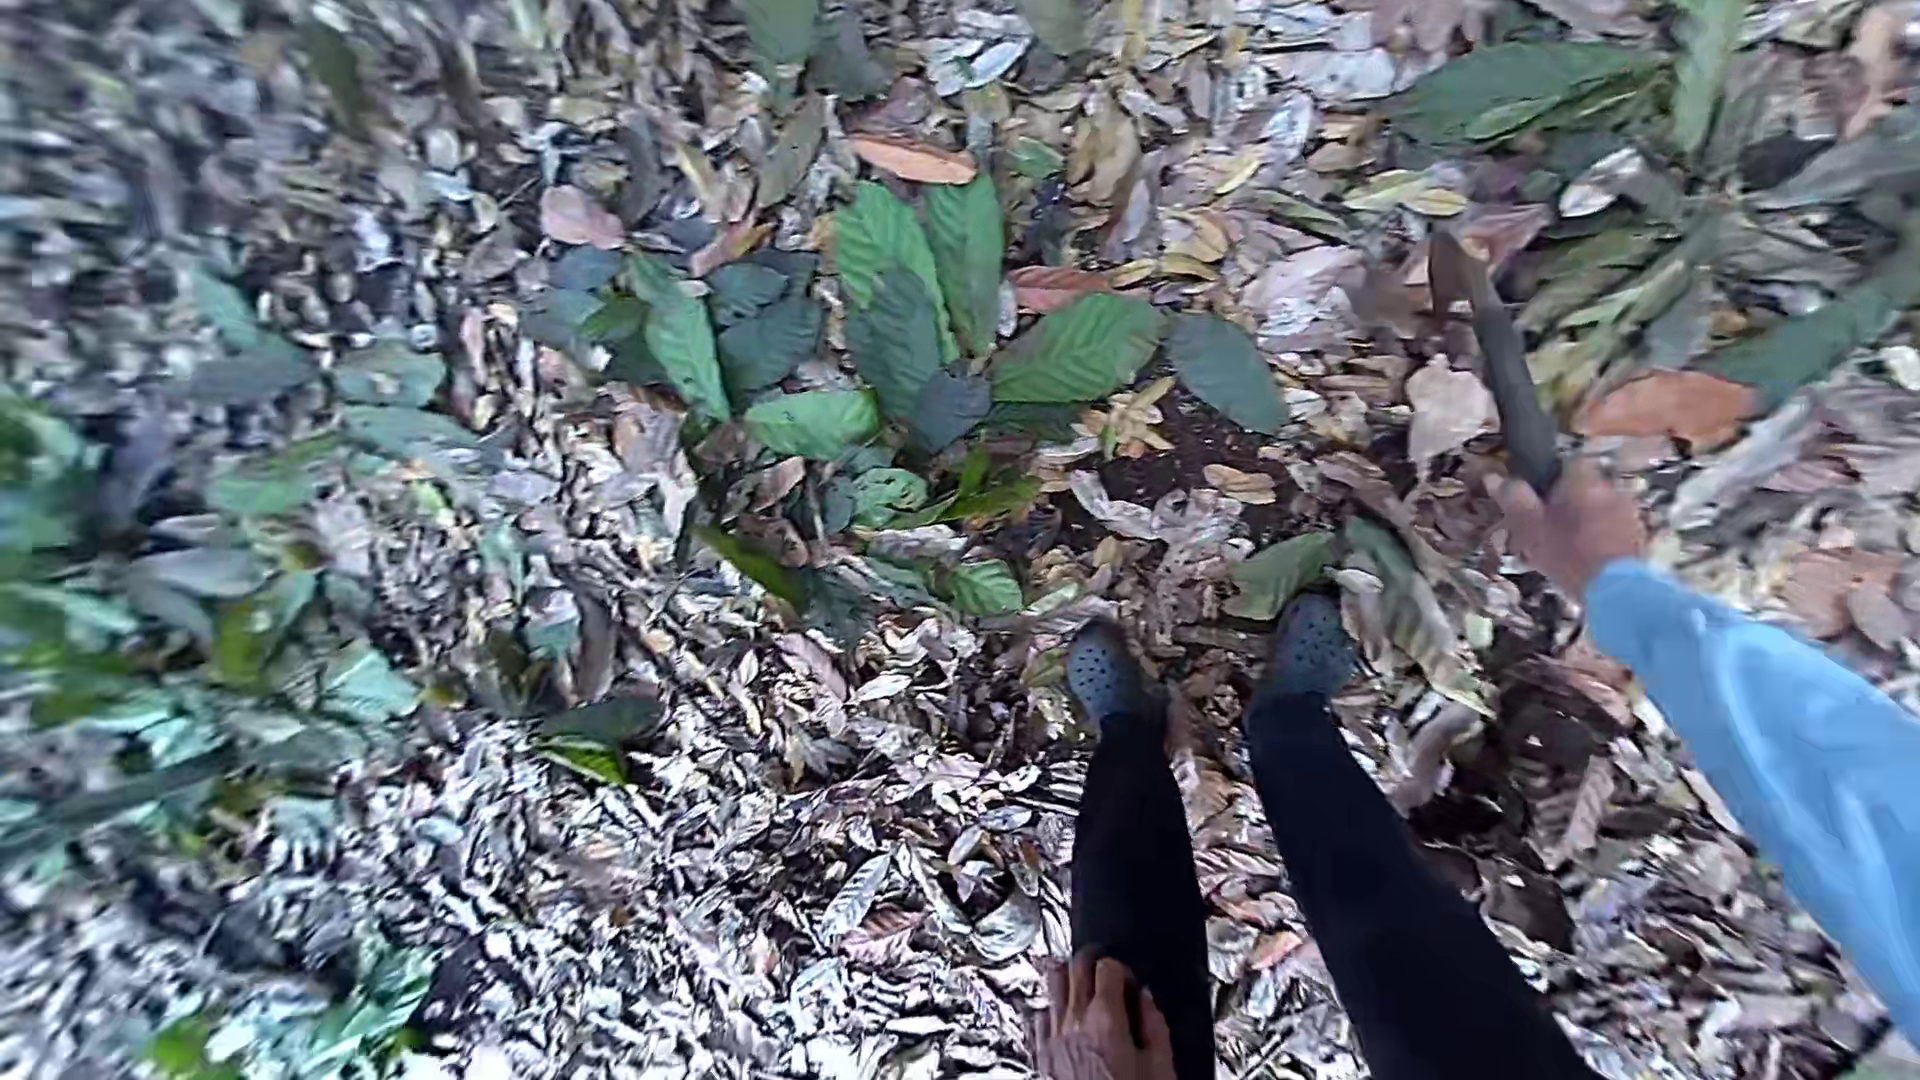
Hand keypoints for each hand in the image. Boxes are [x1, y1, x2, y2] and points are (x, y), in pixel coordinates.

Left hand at [1030, 952, 1175, 1079]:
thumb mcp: (1161, 1074)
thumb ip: (1156, 1029)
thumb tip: (1146, 997)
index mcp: (1106, 1019)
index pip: (1107, 965)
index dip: (1121, 970)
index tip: (1131, 986)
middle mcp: (1074, 1018)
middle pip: (1077, 964)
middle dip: (1094, 962)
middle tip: (1108, 976)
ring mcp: (1053, 1034)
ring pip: (1053, 979)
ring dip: (1069, 976)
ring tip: (1084, 989)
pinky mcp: (1041, 1054)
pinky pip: (1041, 1013)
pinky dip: (1053, 1007)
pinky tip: (1068, 1020)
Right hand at [1486, 459, 1645, 596]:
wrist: (1615, 588)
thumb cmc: (1565, 550)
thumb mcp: (1527, 523)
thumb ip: (1512, 497)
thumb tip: (1494, 476)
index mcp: (1584, 481)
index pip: (1564, 463)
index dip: (1544, 476)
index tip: (1528, 494)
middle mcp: (1611, 489)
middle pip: (1579, 487)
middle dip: (1558, 501)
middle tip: (1535, 523)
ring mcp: (1628, 512)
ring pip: (1592, 506)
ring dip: (1573, 518)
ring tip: (1552, 542)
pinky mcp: (1637, 534)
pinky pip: (1605, 524)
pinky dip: (1589, 533)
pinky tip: (1574, 552)